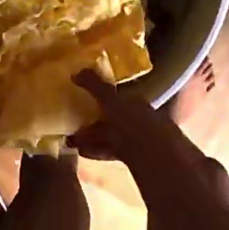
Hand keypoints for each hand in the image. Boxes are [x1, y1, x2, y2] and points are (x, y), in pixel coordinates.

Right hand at [69, 71, 203, 171]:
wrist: (156, 158)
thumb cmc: (134, 123)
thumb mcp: (111, 100)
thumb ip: (95, 86)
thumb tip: (77, 71)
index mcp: (137, 102)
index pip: (118, 96)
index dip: (99, 95)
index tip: (81, 97)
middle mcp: (141, 118)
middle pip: (114, 117)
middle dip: (94, 119)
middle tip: (72, 121)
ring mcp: (140, 140)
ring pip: (112, 135)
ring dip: (92, 137)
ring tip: (71, 140)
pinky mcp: (137, 159)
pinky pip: (113, 151)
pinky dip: (98, 150)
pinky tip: (83, 153)